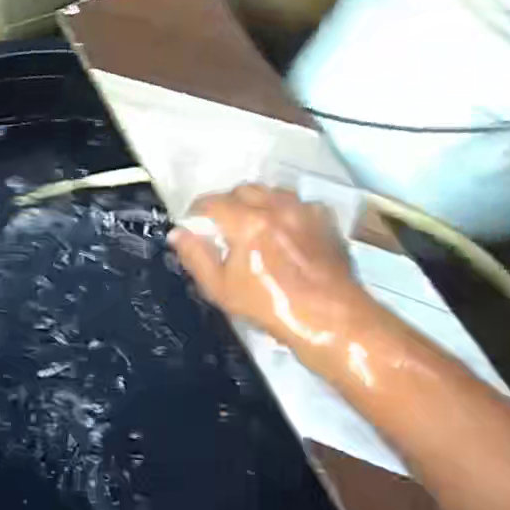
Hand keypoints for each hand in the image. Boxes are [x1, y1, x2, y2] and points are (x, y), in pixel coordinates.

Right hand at [168, 185, 371, 354]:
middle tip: (223, 227)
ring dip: (258, 202)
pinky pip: (300, 203)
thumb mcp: (221, 289)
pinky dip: (288, 211)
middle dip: (228, 203)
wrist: (331, 320)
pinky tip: (286, 231)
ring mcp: (304, 211)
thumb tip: (178, 233)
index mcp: (247, 222)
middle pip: (243, 189)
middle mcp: (276, 207)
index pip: (212, 202)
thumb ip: (196, 257)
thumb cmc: (270, 307)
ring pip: (273, 192)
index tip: (193, 225)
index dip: (197, 212)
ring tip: (254, 225)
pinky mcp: (326, 221)